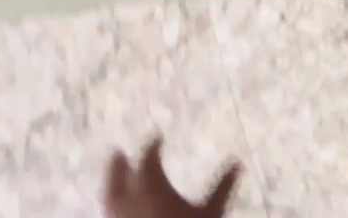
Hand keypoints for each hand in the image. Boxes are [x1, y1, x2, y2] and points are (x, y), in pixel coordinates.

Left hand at [104, 138, 239, 217]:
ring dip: (111, 186)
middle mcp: (130, 205)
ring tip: (114, 178)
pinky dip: (113, 206)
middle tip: (116, 151)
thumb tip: (239, 162)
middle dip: (117, 166)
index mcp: (153, 191)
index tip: (157, 136)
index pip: (148, 162)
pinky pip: (110, 216)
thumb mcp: (212, 213)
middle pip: (117, 182)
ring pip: (109, 202)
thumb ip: (223, 187)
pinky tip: (119, 208)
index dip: (152, 148)